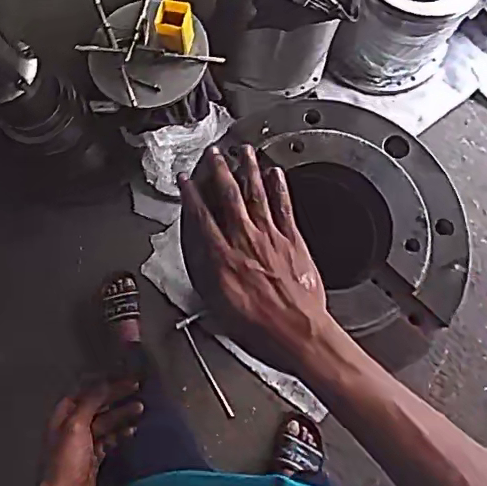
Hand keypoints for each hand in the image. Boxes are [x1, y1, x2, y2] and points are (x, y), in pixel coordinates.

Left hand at [35, 380, 141, 485]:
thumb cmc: (67, 461)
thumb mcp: (76, 426)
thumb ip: (90, 402)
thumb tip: (104, 382)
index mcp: (64, 413)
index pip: (86, 389)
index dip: (104, 381)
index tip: (124, 375)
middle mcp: (73, 424)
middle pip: (98, 403)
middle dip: (117, 394)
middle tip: (137, 387)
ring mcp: (84, 441)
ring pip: (106, 420)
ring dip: (122, 413)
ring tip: (140, 408)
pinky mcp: (93, 457)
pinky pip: (110, 438)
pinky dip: (121, 432)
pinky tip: (132, 431)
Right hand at [179, 145, 340, 370]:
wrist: (299, 334)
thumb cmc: (261, 328)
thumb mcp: (220, 306)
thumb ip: (209, 274)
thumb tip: (201, 255)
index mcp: (224, 258)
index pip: (202, 218)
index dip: (192, 195)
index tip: (187, 181)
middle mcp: (246, 241)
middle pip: (229, 197)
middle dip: (219, 171)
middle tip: (214, 153)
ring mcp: (271, 238)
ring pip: (257, 195)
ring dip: (249, 170)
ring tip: (245, 151)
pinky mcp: (293, 241)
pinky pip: (284, 207)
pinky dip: (279, 188)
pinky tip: (275, 174)